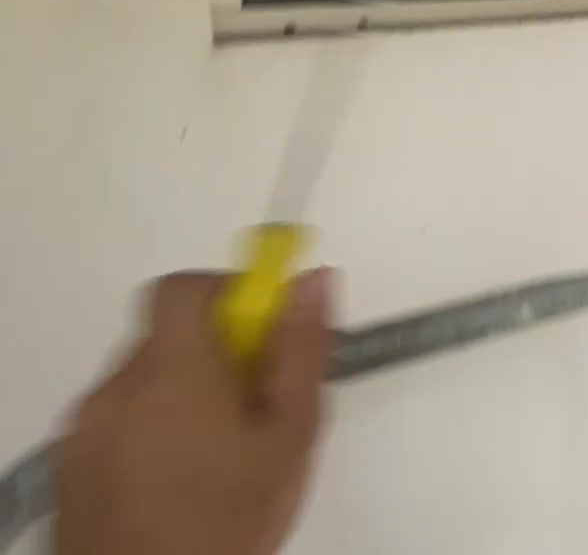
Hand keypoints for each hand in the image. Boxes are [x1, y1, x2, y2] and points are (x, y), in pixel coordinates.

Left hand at [55, 269, 335, 554]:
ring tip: (237, 438)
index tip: (271, 320)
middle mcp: (112, 392)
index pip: (181, 289)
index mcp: (170, 374)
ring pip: (152, 373)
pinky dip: (166, 415)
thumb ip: (302, 347)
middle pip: (172, 332)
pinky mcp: (71, 463)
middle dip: (226, 344)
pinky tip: (196, 465)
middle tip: (270, 391)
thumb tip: (313, 279)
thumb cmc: (232, 511)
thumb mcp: (293, 427)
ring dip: (197, 382)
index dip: (231, 287)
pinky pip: (127, 410)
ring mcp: (82, 431)